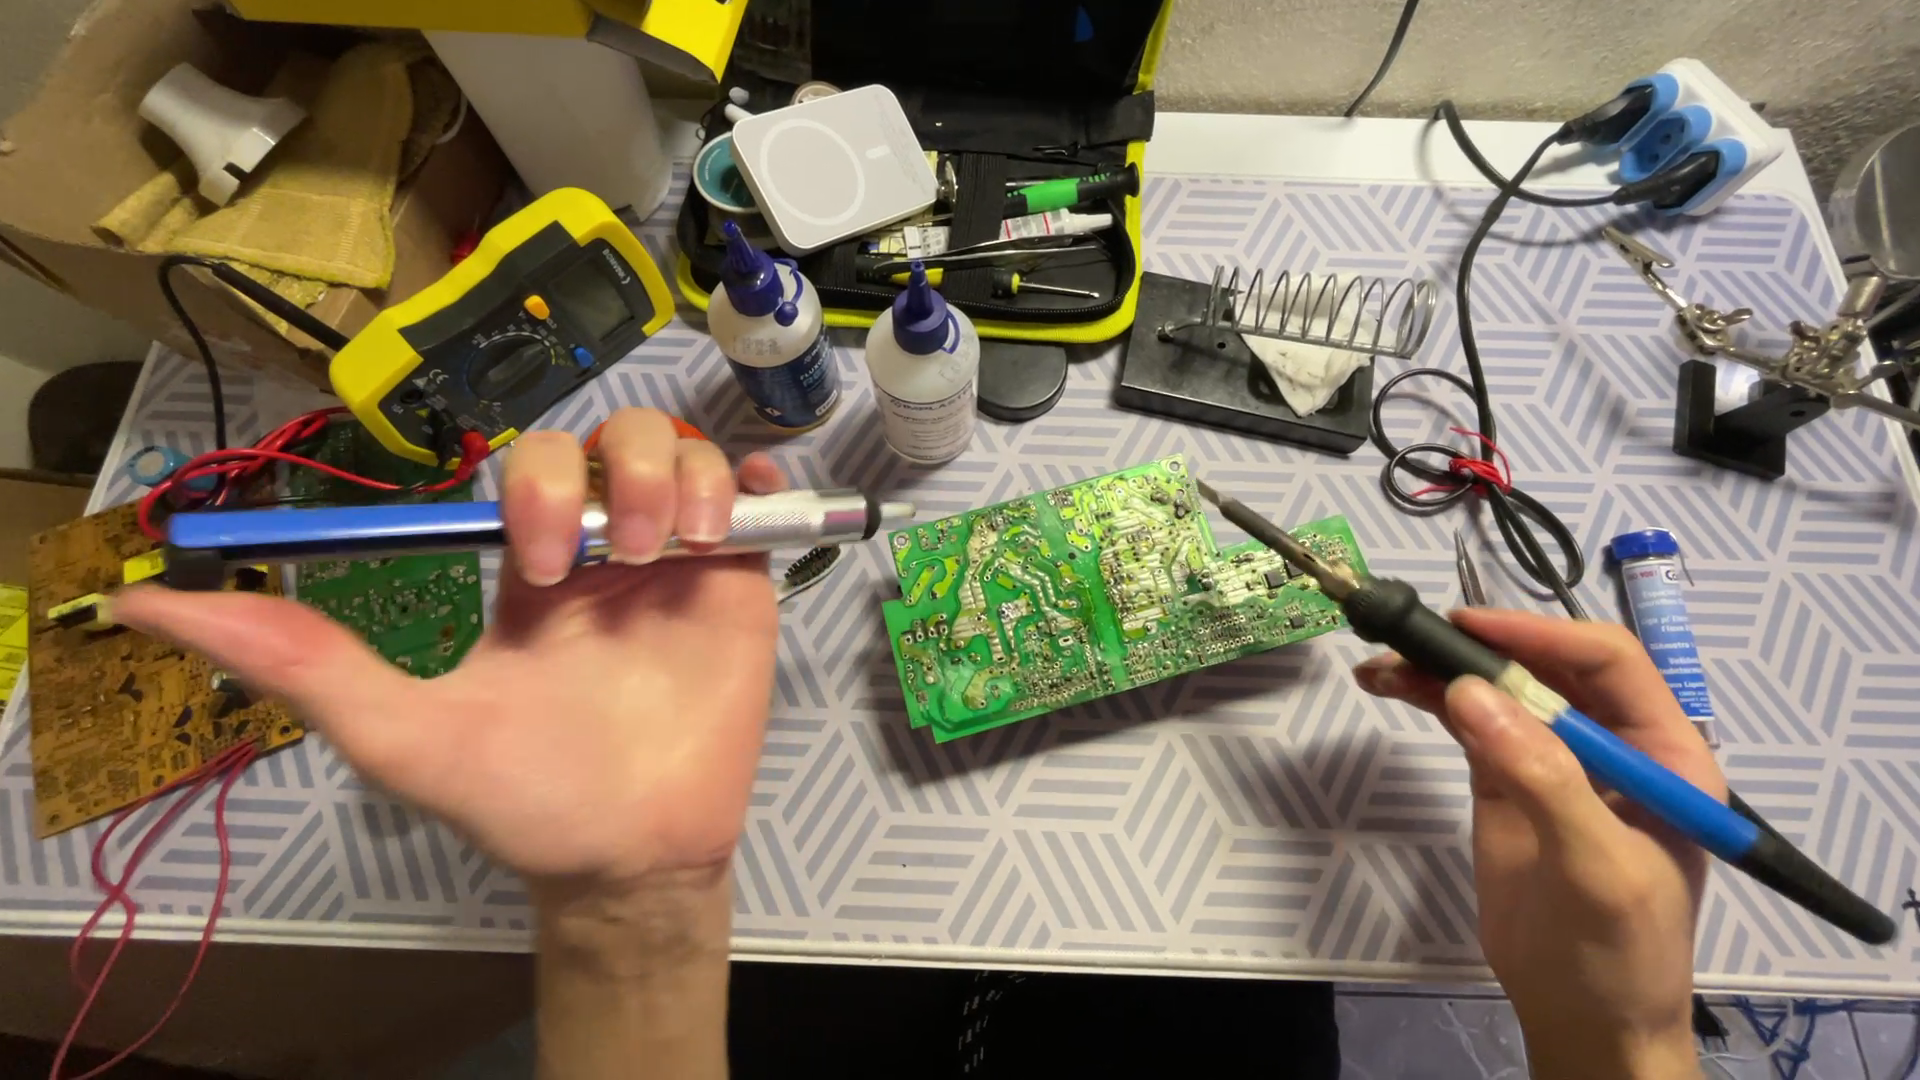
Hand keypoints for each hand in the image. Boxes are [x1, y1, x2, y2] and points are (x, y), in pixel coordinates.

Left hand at [113, 409, 783, 893]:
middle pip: (623, 440)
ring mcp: (683, 563)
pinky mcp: (741, 585)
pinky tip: (750, 498)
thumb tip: (146, 605)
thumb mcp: (406, 731)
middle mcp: (611, 549)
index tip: (539, 569)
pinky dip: (757, 482)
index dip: (540, 485)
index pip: (541, 463)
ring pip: (693, 459)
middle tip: (622, 552)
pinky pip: (759, 504)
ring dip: (688, 479)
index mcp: (539, 565)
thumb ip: (306, 662)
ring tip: (684, 547)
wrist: (628, 849)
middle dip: (623, 473)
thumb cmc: (525, 794)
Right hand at [1354, 609, 1719, 1079]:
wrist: (1579, 1011)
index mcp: (1660, 751)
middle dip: (1474, 647)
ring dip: (1436, 669)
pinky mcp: (1499, 775)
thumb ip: (1541, 776)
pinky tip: (1386, 686)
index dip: (1539, 633)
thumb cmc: (1616, 946)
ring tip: (1380, 667)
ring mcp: (1546, 756)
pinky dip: (1423, 697)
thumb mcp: (1595, 865)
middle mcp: (1604, 741)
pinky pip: (1462, 718)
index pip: (1606, 662)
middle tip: (1408, 642)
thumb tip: (1466, 692)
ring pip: (1491, 687)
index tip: (1466, 627)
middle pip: (1539, 665)